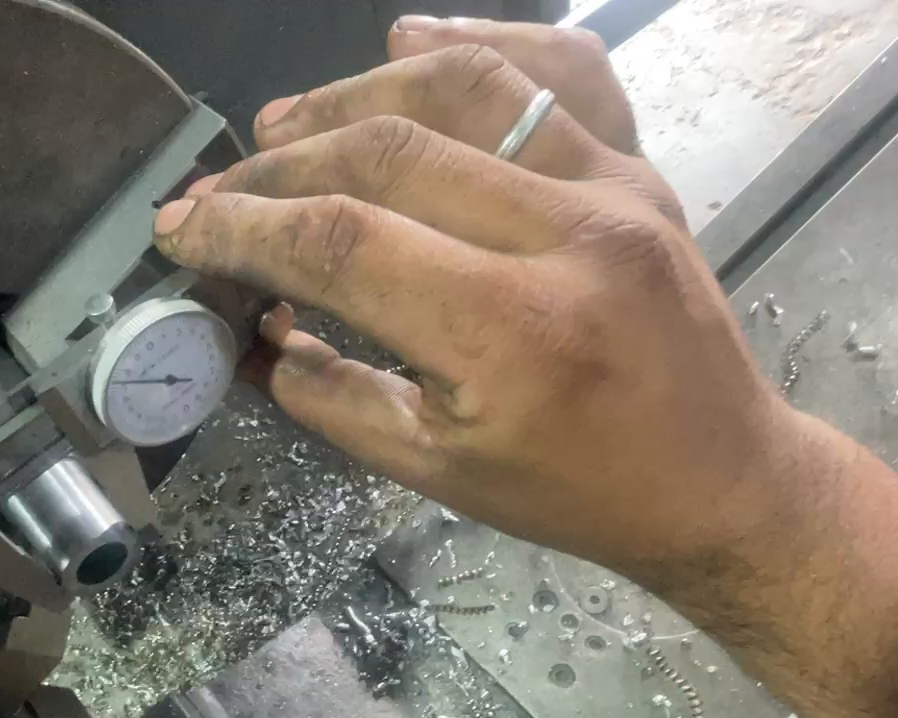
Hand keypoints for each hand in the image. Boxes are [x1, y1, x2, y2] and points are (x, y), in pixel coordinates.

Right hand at [153, 18, 802, 585]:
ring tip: (279, 125)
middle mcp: (565, 237)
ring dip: (350, 96)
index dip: (245, 231)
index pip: (344, 245)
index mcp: (509, 336)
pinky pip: (559, 70)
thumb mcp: (437, 471)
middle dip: (276, 170)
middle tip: (215, 192)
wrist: (714, 478)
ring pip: (463, 92)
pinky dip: (473, 44)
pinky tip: (405, 44)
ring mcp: (613, 187)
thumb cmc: (571, 494)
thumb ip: (334, 400)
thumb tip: (260, 338)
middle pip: (387, 155)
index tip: (182, 231)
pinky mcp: (639, 171)